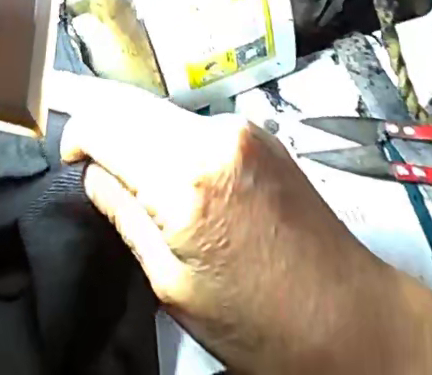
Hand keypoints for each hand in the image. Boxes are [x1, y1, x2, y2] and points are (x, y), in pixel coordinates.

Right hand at [47, 73, 431, 374]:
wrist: (359, 322)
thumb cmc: (264, 326)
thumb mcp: (173, 286)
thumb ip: (124, 215)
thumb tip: (91, 173)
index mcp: (183, 181)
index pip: (98, 125)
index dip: (74, 139)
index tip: (72, 163)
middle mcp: (208, 137)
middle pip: (124, 104)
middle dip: (102, 131)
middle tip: (98, 169)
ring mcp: (236, 127)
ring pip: (155, 109)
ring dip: (136, 134)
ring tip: (145, 182)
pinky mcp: (255, 129)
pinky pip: (188, 120)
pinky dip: (169, 139)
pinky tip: (183, 178)